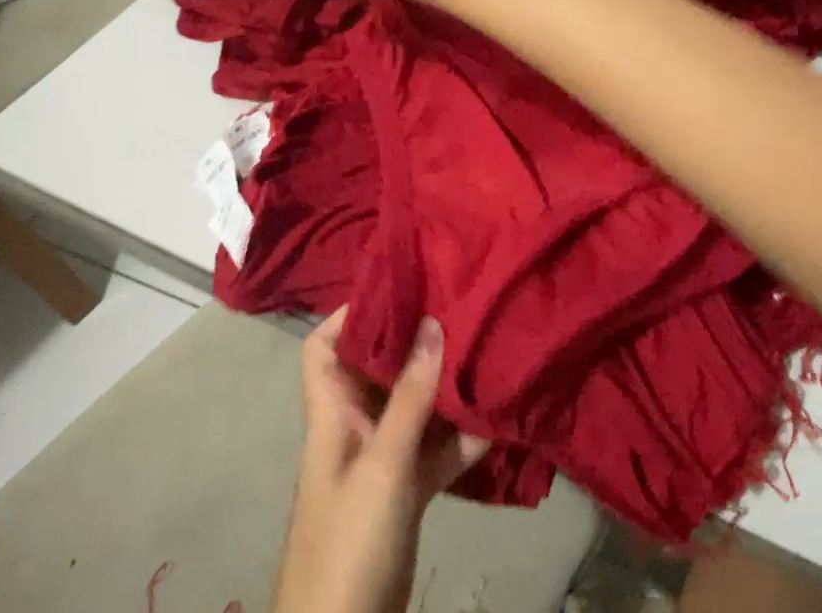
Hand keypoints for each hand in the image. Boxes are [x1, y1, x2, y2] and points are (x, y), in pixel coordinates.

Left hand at [275, 308, 488, 612]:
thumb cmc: (350, 535)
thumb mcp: (384, 463)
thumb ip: (410, 397)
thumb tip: (431, 324)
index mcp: (332, 414)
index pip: (324, 348)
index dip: (351, 314)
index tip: (399, 286)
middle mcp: (356, 428)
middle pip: (380, 372)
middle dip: (416, 343)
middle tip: (460, 310)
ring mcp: (384, 460)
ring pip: (416, 410)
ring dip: (447, 389)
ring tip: (486, 353)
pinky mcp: (408, 491)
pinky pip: (437, 451)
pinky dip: (463, 438)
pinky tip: (497, 420)